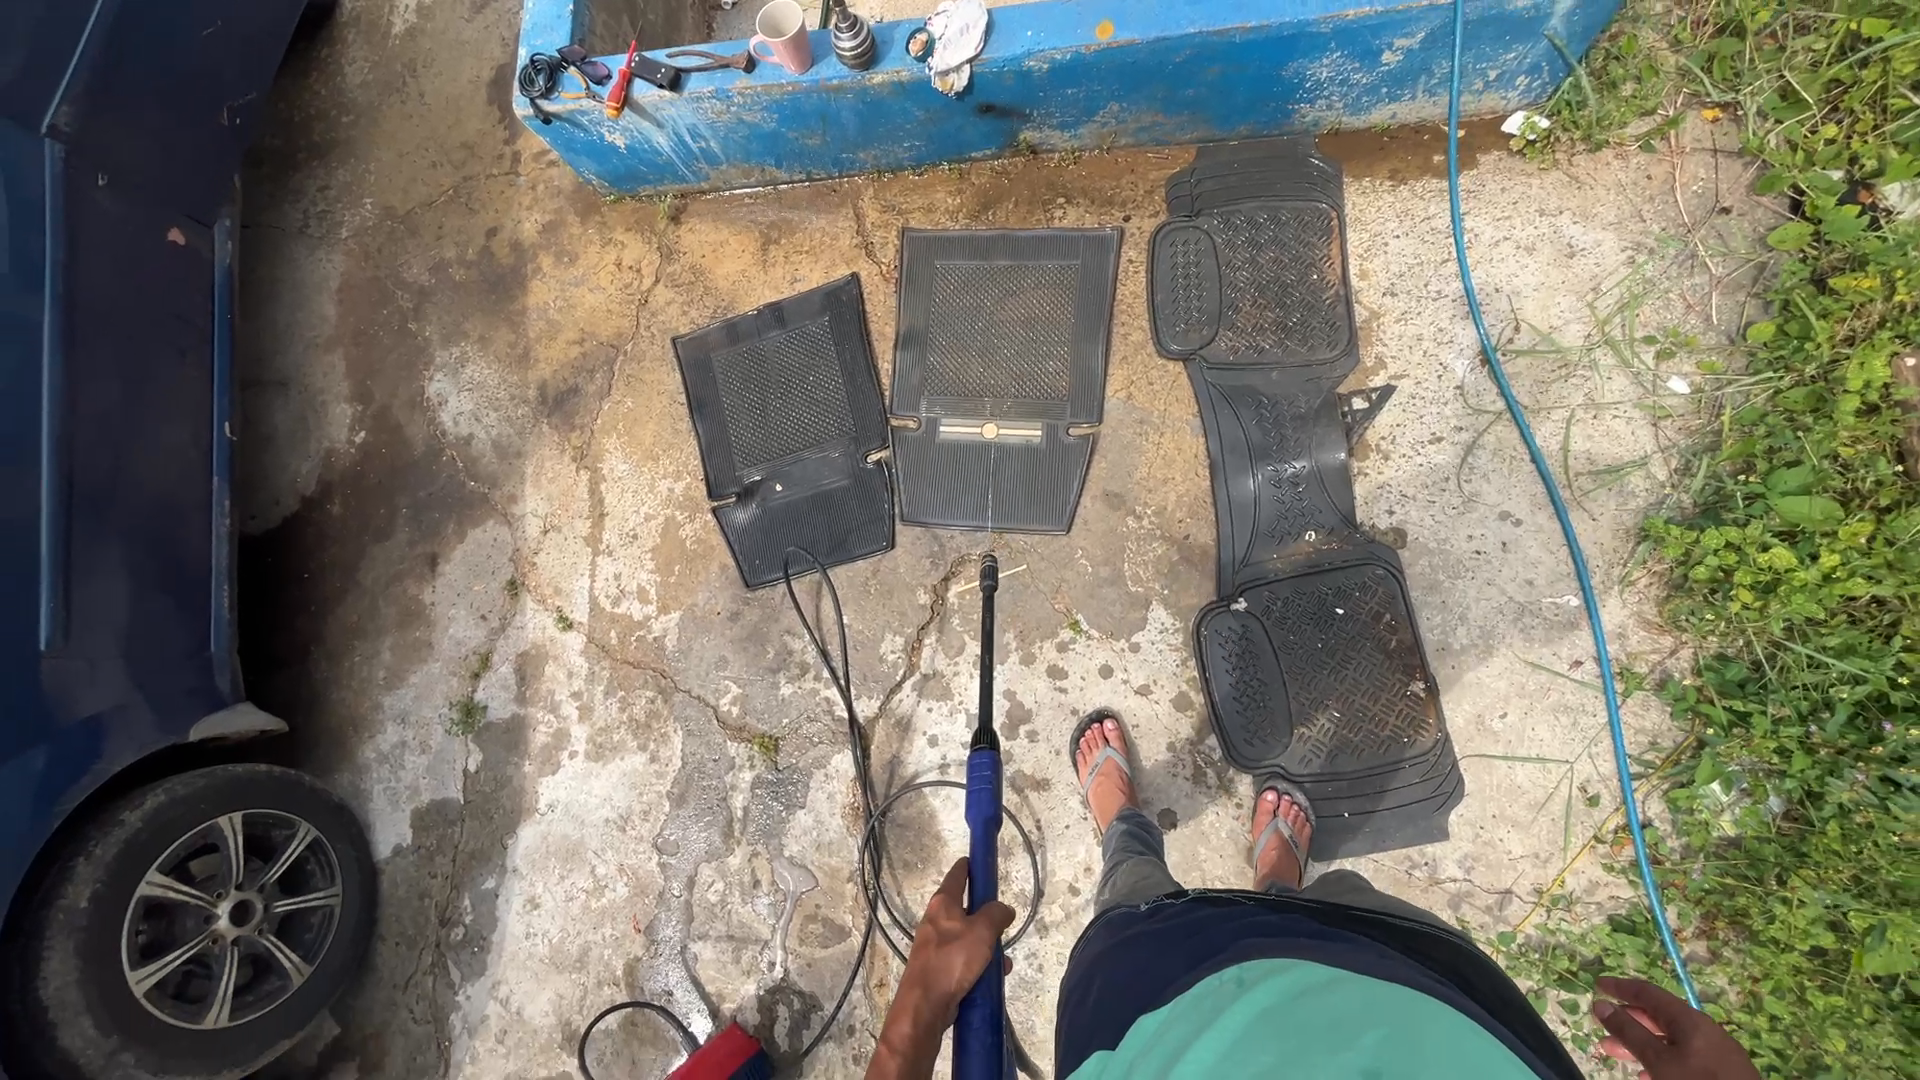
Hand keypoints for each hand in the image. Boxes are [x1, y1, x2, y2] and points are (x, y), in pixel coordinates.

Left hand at [865, 858, 1013, 1079]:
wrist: (924, 1006)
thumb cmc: (952, 960)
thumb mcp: (982, 932)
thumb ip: (996, 915)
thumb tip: (1004, 909)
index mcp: (943, 903)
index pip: (957, 874)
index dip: (970, 866)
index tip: (982, 862)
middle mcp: (936, 920)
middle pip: (965, 909)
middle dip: (986, 917)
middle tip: (1003, 924)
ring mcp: (935, 945)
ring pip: (967, 937)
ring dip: (987, 946)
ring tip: (1003, 960)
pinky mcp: (938, 968)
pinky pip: (964, 960)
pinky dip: (979, 965)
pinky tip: (993, 978)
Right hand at [1591, 976, 1760, 1079]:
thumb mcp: (1658, 1060)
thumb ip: (1628, 1031)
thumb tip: (1600, 1004)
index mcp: (1690, 1020)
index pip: (1648, 992)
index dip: (1620, 987)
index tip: (1597, 985)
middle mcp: (1705, 1030)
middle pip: (1658, 1016)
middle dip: (1627, 1022)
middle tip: (1603, 1028)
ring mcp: (1718, 1053)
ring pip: (1670, 1039)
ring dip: (1641, 1043)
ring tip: (1617, 1054)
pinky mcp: (1725, 1073)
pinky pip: (1685, 1056)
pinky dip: (1662, 1058)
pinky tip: (1649, 1073)